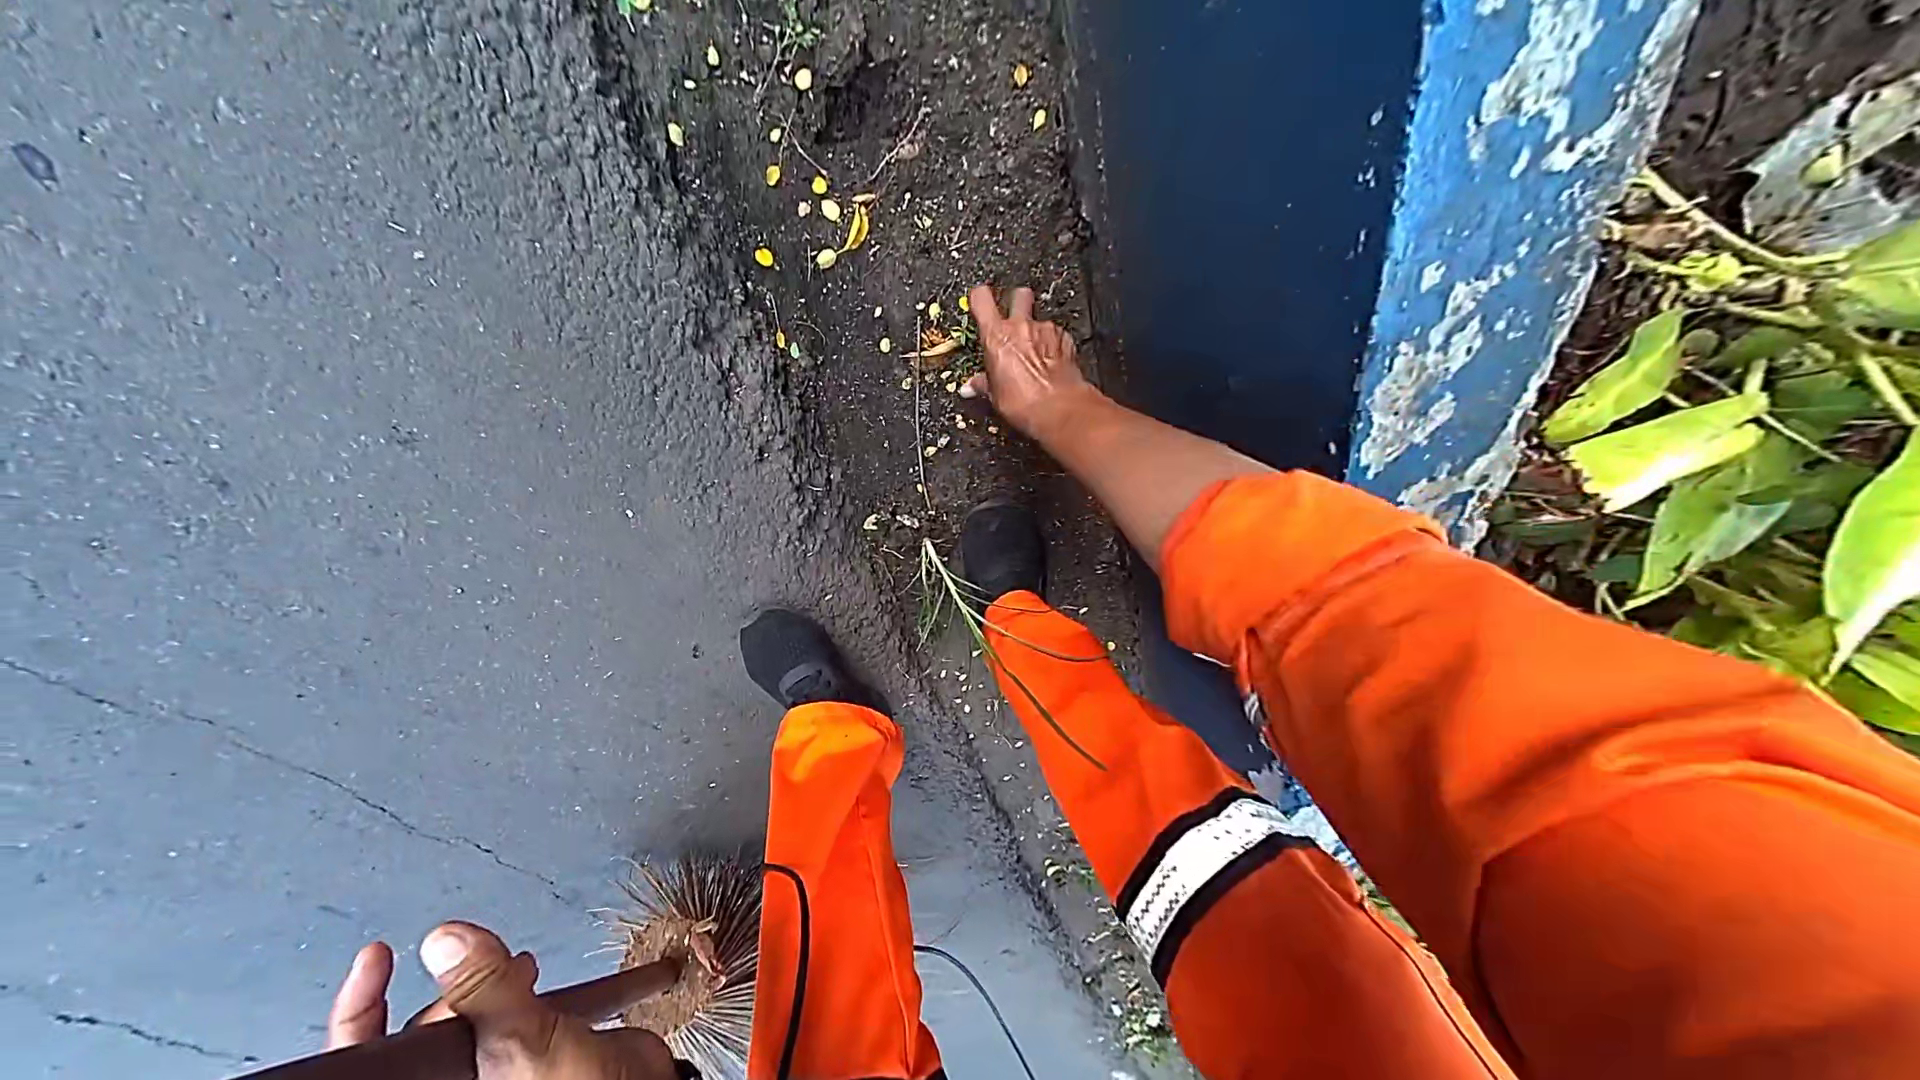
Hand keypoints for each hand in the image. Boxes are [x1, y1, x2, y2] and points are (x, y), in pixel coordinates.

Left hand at [326, 921, 679, 1079]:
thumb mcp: (523, 1042)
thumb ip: (486, 991)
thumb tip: (445, 939)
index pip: (369, 1055)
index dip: (362, 1009)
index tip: (377, 956)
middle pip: (424, 1029)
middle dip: (459, 989)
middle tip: (496, 972)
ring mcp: (488, 1072)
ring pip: (467, 1018)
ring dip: (493, 984)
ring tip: (521, 970)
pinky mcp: (520, 1054)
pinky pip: (503, 1010)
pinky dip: (515, 984)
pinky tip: (529, 974)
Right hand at [963, 284, 1102, 438]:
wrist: (1058, 408)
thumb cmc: (1024, 402)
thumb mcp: (995, 395)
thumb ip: (983, 383)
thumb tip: (971, 387)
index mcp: (996, 336)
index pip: (981, 298)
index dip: (980, 297)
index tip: (980, 301)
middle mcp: (1021, 326)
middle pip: (1018, 295)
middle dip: (1016, 301)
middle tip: (1014, 320)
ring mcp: (1045, 330)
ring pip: (1039, 318)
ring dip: (1036, 331)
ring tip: (1034, 354)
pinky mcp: (1064, 339)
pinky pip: (1055, 334)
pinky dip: (1052, 345)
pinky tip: (1050, 362)